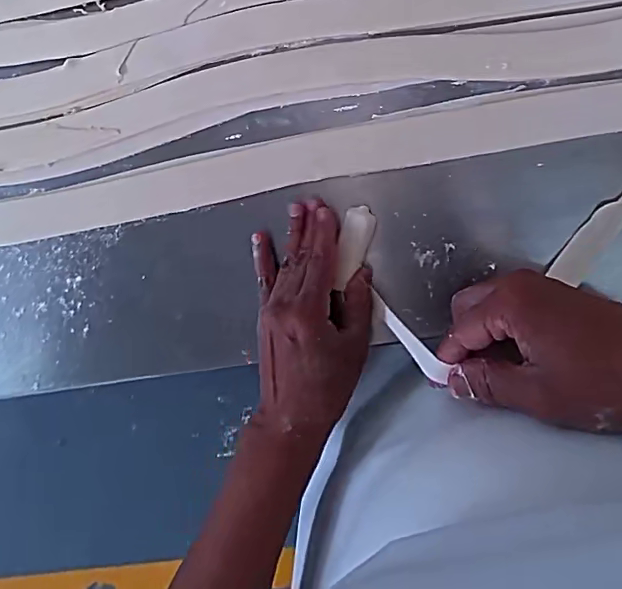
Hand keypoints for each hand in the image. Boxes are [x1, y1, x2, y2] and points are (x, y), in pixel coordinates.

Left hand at [249, 198, 373, 444]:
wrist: (290, 418)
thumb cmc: (326, 388)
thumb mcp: (354, 346)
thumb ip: (358, 304)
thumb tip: (359, 274)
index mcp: (308, 312)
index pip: (320, 262)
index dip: (326, 235)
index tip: (328, 212)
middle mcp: (285, 305)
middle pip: (302, 257)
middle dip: (310, 228)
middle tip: (314, 203)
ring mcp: (271, 309)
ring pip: (286, 264)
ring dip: (293, 235)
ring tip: (296, 210)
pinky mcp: (265, 316)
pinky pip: (265, 280)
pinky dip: (264, 258)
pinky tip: (262, 239)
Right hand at [435, 269, 621, 431]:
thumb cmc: (607, 380)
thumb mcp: (538, 394)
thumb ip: (488, 385)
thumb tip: (458, 379)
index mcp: (511, 301)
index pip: (460, 327)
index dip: (449, 359)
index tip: (446, 383)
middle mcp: (523, 284)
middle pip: (469, 306)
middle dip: (465, 341)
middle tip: (475, 381)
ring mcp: (543, 286)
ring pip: (493, 305)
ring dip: (488, 335)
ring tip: (505, 376)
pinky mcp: (560, 296)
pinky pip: (517, 306)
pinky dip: (510, 329)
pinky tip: (529, 361)